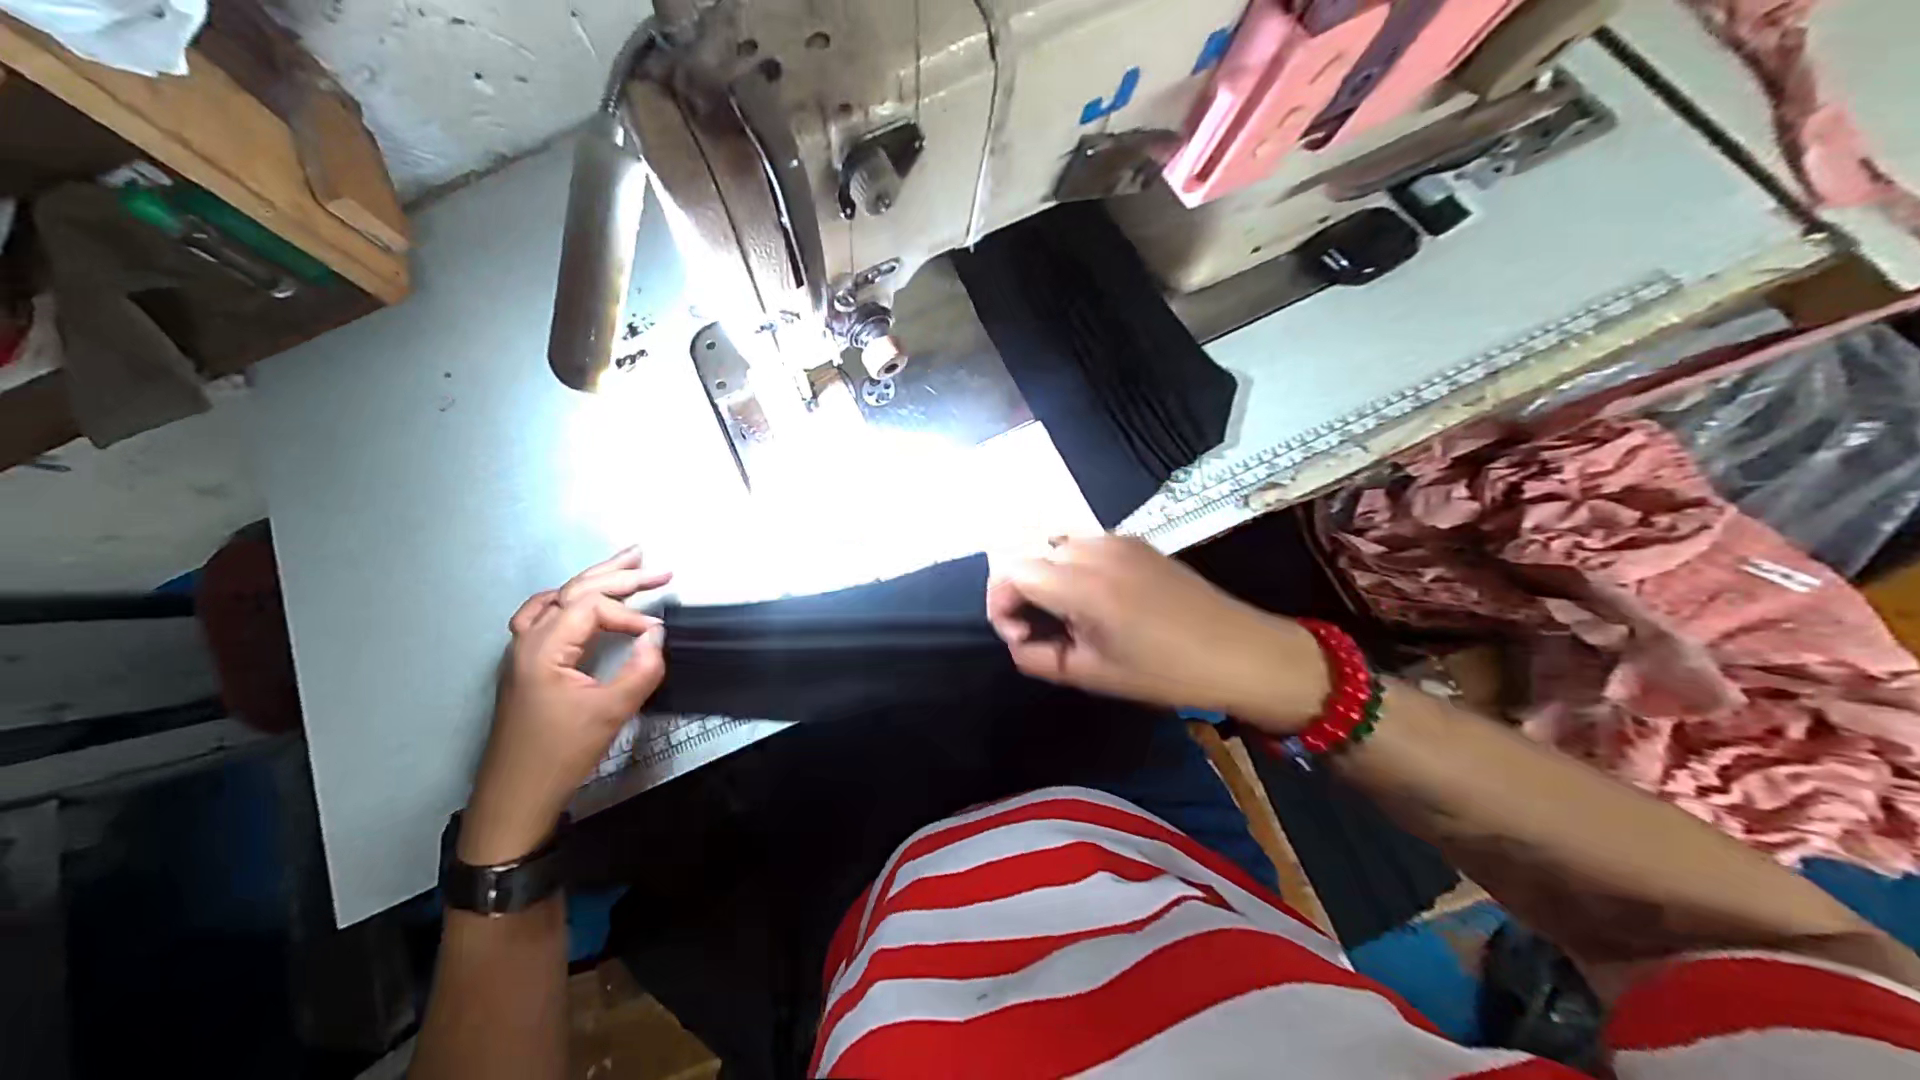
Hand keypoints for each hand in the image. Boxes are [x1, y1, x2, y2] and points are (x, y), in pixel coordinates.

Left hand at [460, 548, 672, 864]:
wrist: (516, 795)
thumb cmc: (561, 754)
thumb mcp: (610, 712)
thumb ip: (641, 669)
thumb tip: (657, 634)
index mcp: (544, 648)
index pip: (592, 607)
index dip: (630, 614)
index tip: (657, 633)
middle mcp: (529, 640)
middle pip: (575, 591)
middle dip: (619, 576)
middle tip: (658, 568)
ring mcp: (523, 650)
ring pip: (560, 599)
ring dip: (596, 581)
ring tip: (629, 564)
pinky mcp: (527, 664)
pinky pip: (545, 615)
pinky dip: (570, 600)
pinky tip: (581, 599)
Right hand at [986, 536, 1328, 733]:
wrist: (1239, 651)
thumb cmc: (1164, 672)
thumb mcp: (1092, 674)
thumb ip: (1037, 657)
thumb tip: (1017, 639)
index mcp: (1081, 585)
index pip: (1011, 573)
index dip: (1001, 604)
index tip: (1018, 637)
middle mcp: (1094, 550)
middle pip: (1032, 558)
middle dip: (1023, 593)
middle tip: (1042, 632)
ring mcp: (1118, 540)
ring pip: (1057, 549)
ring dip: (1049, 580)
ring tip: (1071, 617)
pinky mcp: (1136, 542)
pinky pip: (1086, 547)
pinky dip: (1075, 570)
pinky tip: (1099, 601)